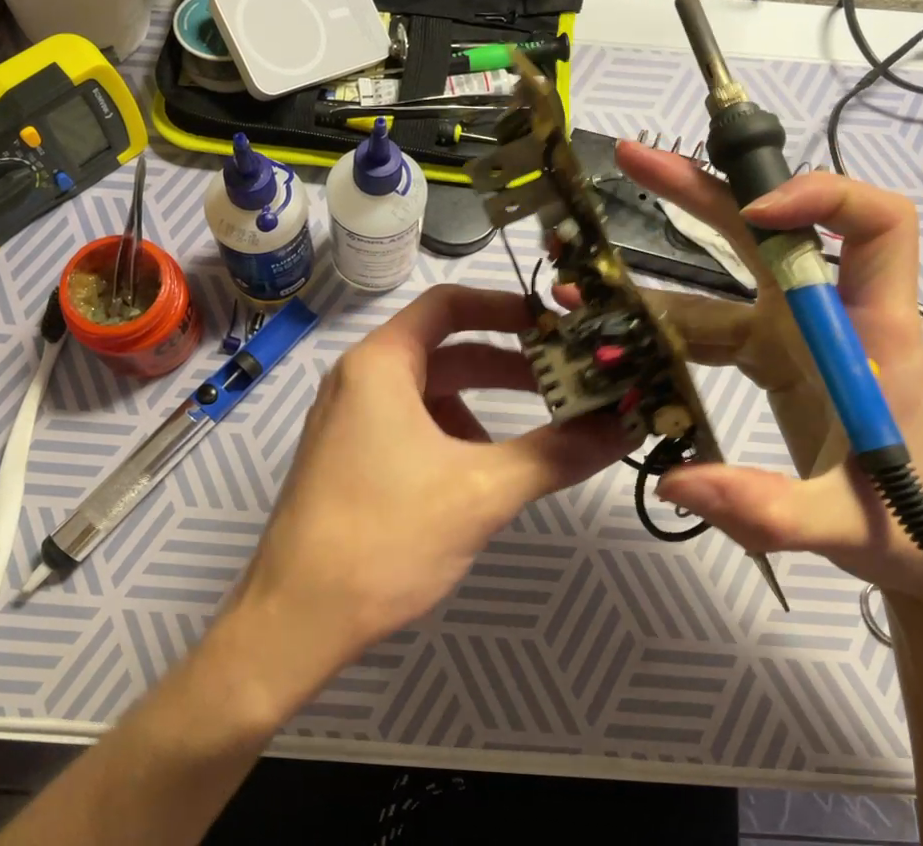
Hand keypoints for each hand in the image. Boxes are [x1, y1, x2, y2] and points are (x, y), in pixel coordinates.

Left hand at [230, 285, 632, 671]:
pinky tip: (479, 482)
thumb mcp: (482, 492)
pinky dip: (452, 440)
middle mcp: (358, 381)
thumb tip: (625, 427)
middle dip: (507, 368)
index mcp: (380, 365)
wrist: (298, 617)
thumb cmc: (386, 536)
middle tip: (567, 388)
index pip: (448, 305)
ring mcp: (348, 423)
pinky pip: (410, 430)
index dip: (505, 307)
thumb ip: (556, 454)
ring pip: (430, 396)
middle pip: (444, 352)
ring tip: (528, 448)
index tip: (556, 326)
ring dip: (481, 410)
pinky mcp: (348, 461)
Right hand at [612, 143, 922, 606]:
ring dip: (657, 267)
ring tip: (583, 271)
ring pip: (728, 274)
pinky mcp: (770, 353)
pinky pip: (708, 323)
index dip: (822, 199)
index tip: (757, 214)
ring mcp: (795, 332)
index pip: (877, 227)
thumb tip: (675, 479)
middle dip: (703, 190)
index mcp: (870, 333)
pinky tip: (613, 329)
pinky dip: (660, 322)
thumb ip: (768, 509)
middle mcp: (830, 315)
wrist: (913, 541)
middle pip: (772, 228)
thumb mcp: (839, 525)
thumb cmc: (901, 522)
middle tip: (632, 161)